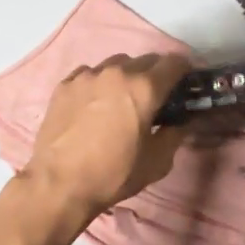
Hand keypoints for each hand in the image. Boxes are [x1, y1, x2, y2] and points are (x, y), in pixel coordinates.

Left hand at [21, 53, 190, 222]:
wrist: (59, 184)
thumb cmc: (114, 174)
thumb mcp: (157, 161)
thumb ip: (175, 134)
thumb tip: (183, 121)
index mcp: (144, 88)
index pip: (174, 63)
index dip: (185, 71)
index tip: (185, 84)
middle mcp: (117, 73)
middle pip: (146, 60)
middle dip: (156, 74)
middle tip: (156, 96)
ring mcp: (87, 76)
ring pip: (116, 64)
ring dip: (127, 75)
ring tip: (123, 98)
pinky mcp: (64, 85)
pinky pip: (90, 74)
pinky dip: (99, 82)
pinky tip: (95, 103)